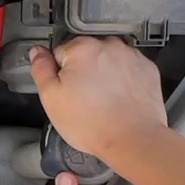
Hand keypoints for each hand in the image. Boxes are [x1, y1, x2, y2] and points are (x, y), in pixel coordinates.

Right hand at [28, 36, 167, 159]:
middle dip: (82, 72)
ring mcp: (131, 56)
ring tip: (102, 102)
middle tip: (83, 99)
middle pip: (85, 54)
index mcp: (81, 48)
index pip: (59, 53)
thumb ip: (40, 69)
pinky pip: (127, 69)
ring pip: (107, 61)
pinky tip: (118, 100)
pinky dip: (123, 80)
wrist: (133, 139)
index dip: (59, 75)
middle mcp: (108, 45)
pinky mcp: (147, 69)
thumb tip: (37, 52)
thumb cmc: (92, 123)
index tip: (65, 91)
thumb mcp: (51, 97)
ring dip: (103, 74)